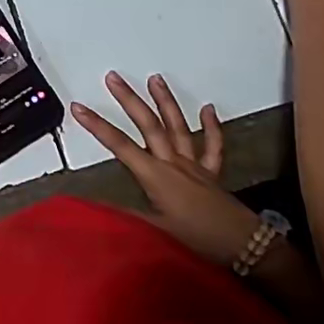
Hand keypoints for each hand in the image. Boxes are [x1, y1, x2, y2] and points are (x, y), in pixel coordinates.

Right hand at [71, 71, 261, 266]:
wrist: (243, 246)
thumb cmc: (197, 241)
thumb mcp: (156, 232)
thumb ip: (127, 216)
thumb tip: (96, 204)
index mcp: (156, 176)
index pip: (120, 146)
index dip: (98, 126)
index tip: (79, 107)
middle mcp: (173, 163)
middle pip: (148, 125)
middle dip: (129, 100)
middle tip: (113, 77)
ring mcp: (194, 165)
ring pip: (178, 126)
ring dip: (166, 101)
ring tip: (154, 78)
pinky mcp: (212, 172)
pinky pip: (213, 145)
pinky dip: (212, 126)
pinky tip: (208, 108)